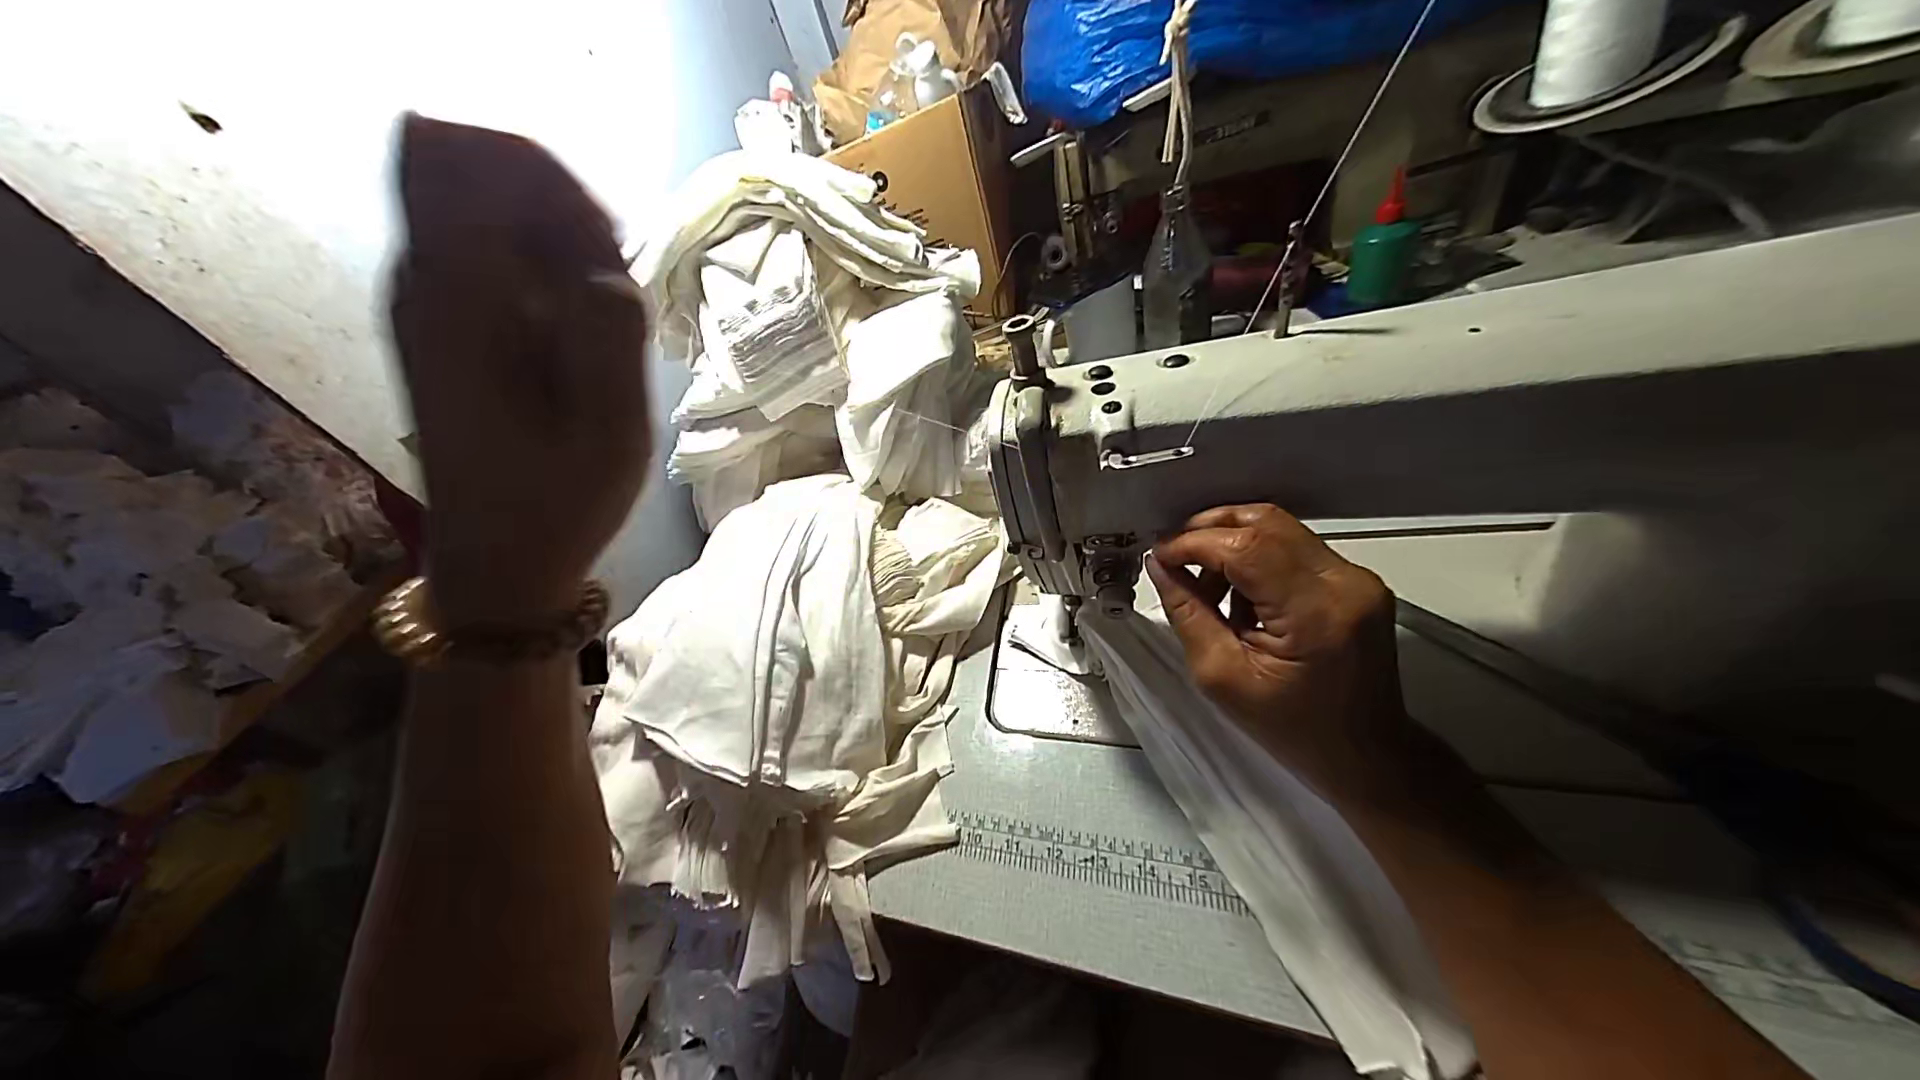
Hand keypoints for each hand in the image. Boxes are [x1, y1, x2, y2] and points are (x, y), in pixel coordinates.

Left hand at [391, 115, 650, 626]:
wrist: (500, 560)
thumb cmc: (560, 506)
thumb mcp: (611, 436)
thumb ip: (610, 340)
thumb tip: (605, 267)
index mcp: (460, 302)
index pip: (482, 158)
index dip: (560, 188)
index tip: (612, 260)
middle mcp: (426, 282)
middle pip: (477, 165)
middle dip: (560, 209)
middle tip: (610, 293)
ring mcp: (429, 300)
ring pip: (485, 204)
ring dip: (557, 242)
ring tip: (599, 321)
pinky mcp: (446, 323)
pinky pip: (491, 248)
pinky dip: (545, 268)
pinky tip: (578, 334)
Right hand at [1146, 504, 1412, 795]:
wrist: (1363, 753)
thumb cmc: (1293, 728)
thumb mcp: (1221, 676)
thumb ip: (1187, 613)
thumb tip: (1161, 566)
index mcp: (1315, 613)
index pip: (1246, 547)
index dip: (1193, 542)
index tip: (1161, 557)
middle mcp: (1345, 583)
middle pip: (1265, 522)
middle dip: (1209, 530)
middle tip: (1175, 558)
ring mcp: (1356, 578)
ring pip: (1278, 528)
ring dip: (1230, 544)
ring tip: (1206, 586)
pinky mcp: (1355, 580)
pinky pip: (1293, 547)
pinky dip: (1255, 558)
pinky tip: (1238, 595)